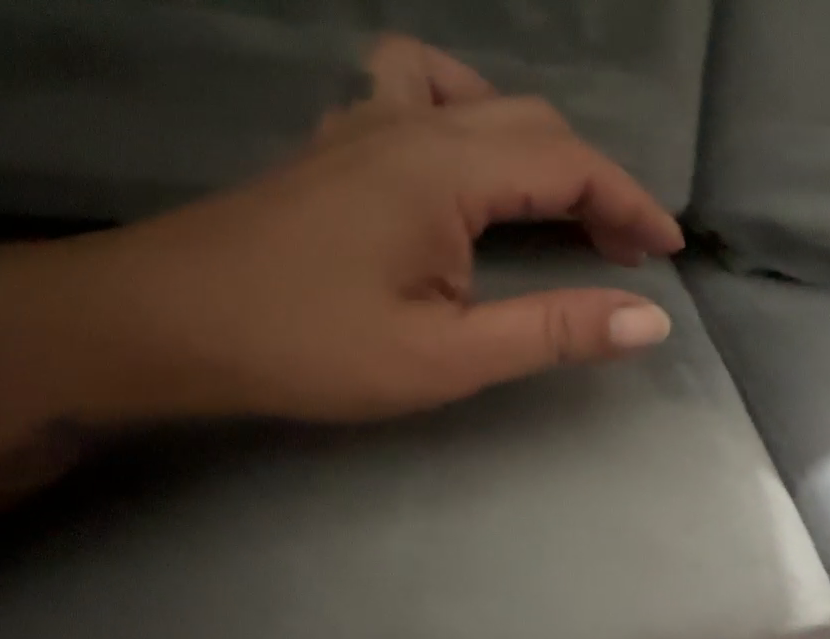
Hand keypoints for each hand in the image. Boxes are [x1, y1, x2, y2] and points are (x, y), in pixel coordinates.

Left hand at [0, 43, 683, 428]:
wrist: (161, 323)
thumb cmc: (309, 347)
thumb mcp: (448, 356)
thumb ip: (555, 330)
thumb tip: (650, 319)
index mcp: (444, 171)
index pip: (570, 164)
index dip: (632, 204)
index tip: (669, 252)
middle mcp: (411, 126)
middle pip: (536, 126)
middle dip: (597, 183)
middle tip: (625, 252)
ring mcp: (366, 124)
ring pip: (480, 99)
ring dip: (536, 143)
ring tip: (554, 202)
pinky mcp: (339, 144)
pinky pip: (418, 92)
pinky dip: (467, 115)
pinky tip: (465, 164)